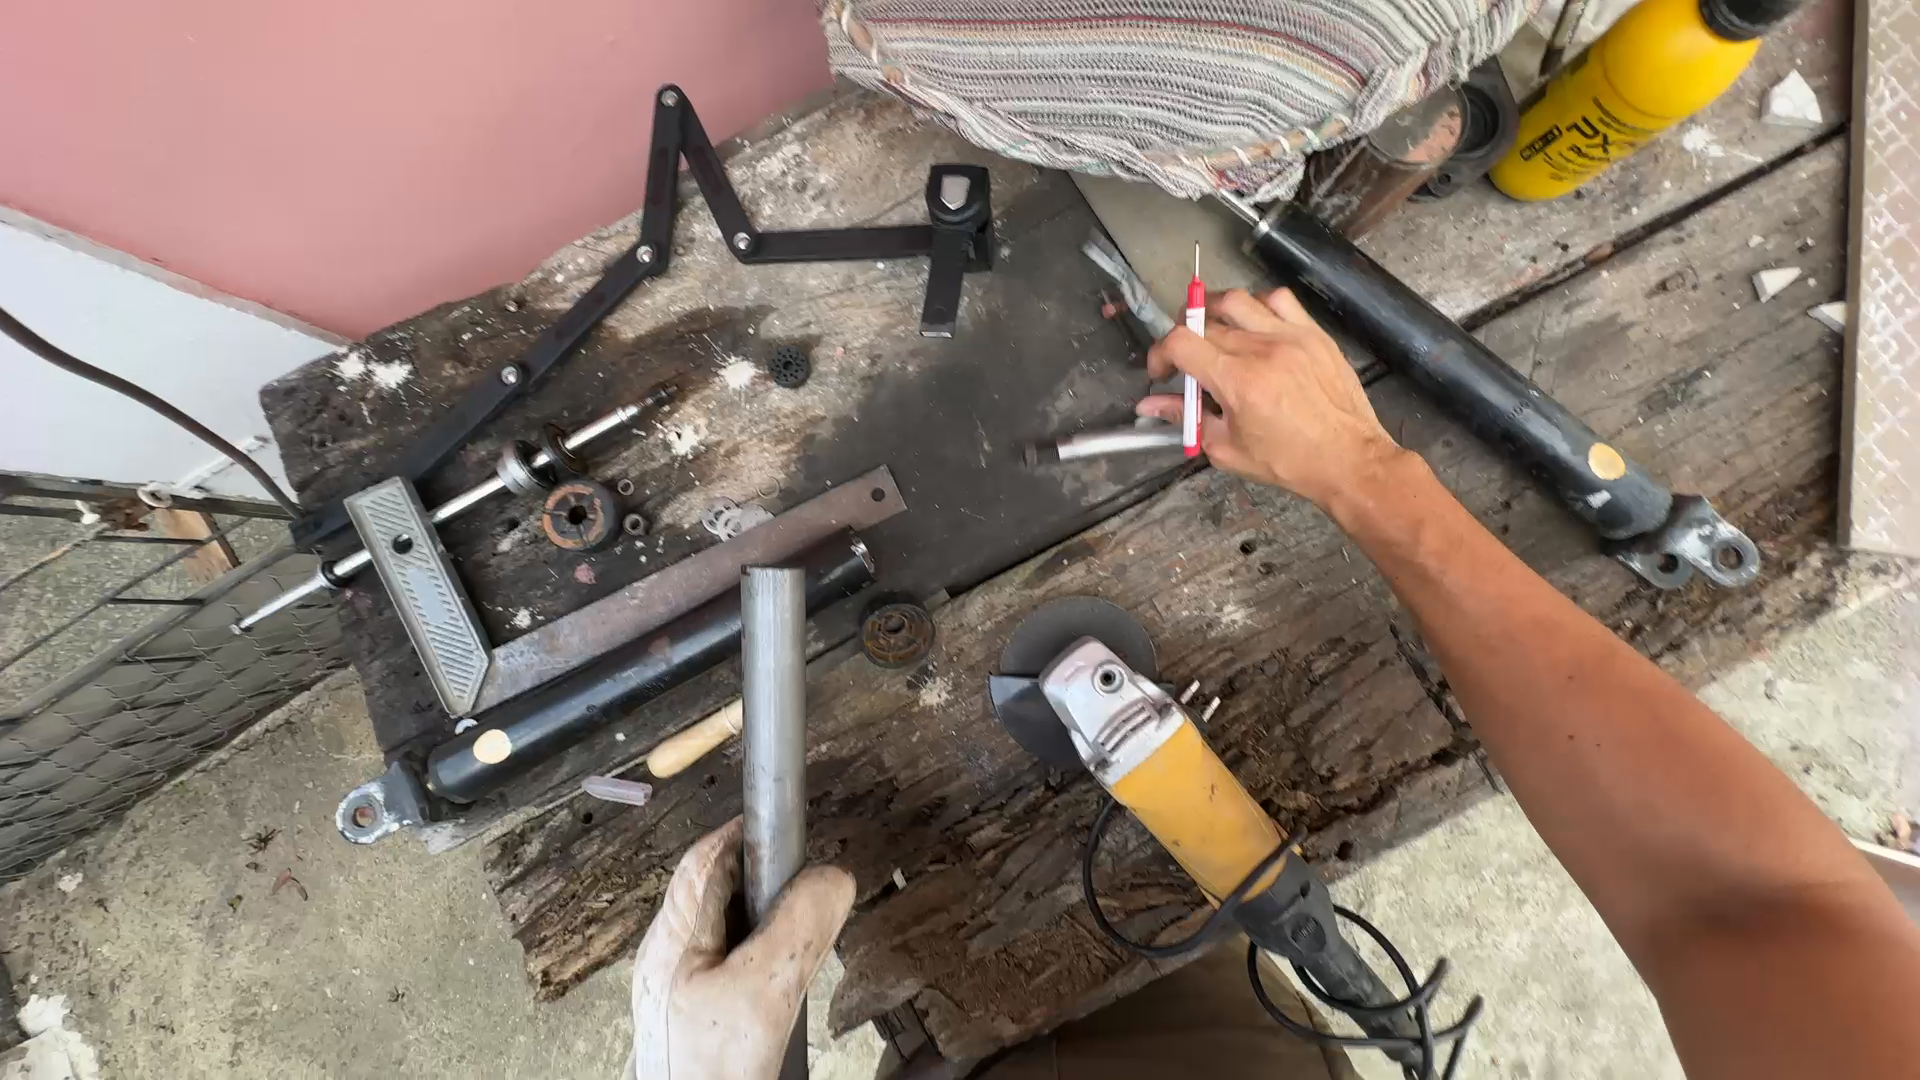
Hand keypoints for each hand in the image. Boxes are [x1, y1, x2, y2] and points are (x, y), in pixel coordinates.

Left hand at [626, 818, 854, 1079]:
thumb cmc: (709, 1075)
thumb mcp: (763, 992)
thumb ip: (798, 928)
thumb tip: (834, 877)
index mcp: (671, 939)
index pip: (704, 858)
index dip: (744, 833)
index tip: (783, 825)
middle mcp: (670, 957)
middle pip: (719, 888)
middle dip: (764, 878)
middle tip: (804, 881)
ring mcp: (682, 986)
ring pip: (731, 926)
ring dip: (769, 918)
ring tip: (801, 930)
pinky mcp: (699, 1010)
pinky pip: (736, 960)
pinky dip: (765, 953)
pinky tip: (784, 973)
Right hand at [1137, 287, 1405, 507]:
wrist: (1347, 458)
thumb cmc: (1286, 461)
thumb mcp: (1224, 447)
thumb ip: (1185, 418)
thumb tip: (1149, 405)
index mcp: (1238, 381)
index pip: (1181, 342)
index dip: (1160, 353)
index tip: (1162, 372)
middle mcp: (1262, 350)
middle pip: (1204, 324)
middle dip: (1184, 343)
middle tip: (1187, 367)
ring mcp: (1291, 336)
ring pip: (1236, 301)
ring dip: (1213, 313)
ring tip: (1212, 334)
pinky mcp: (1313, 334)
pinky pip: (1277, 300)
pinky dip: (1256, 307)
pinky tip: (1253, 327)